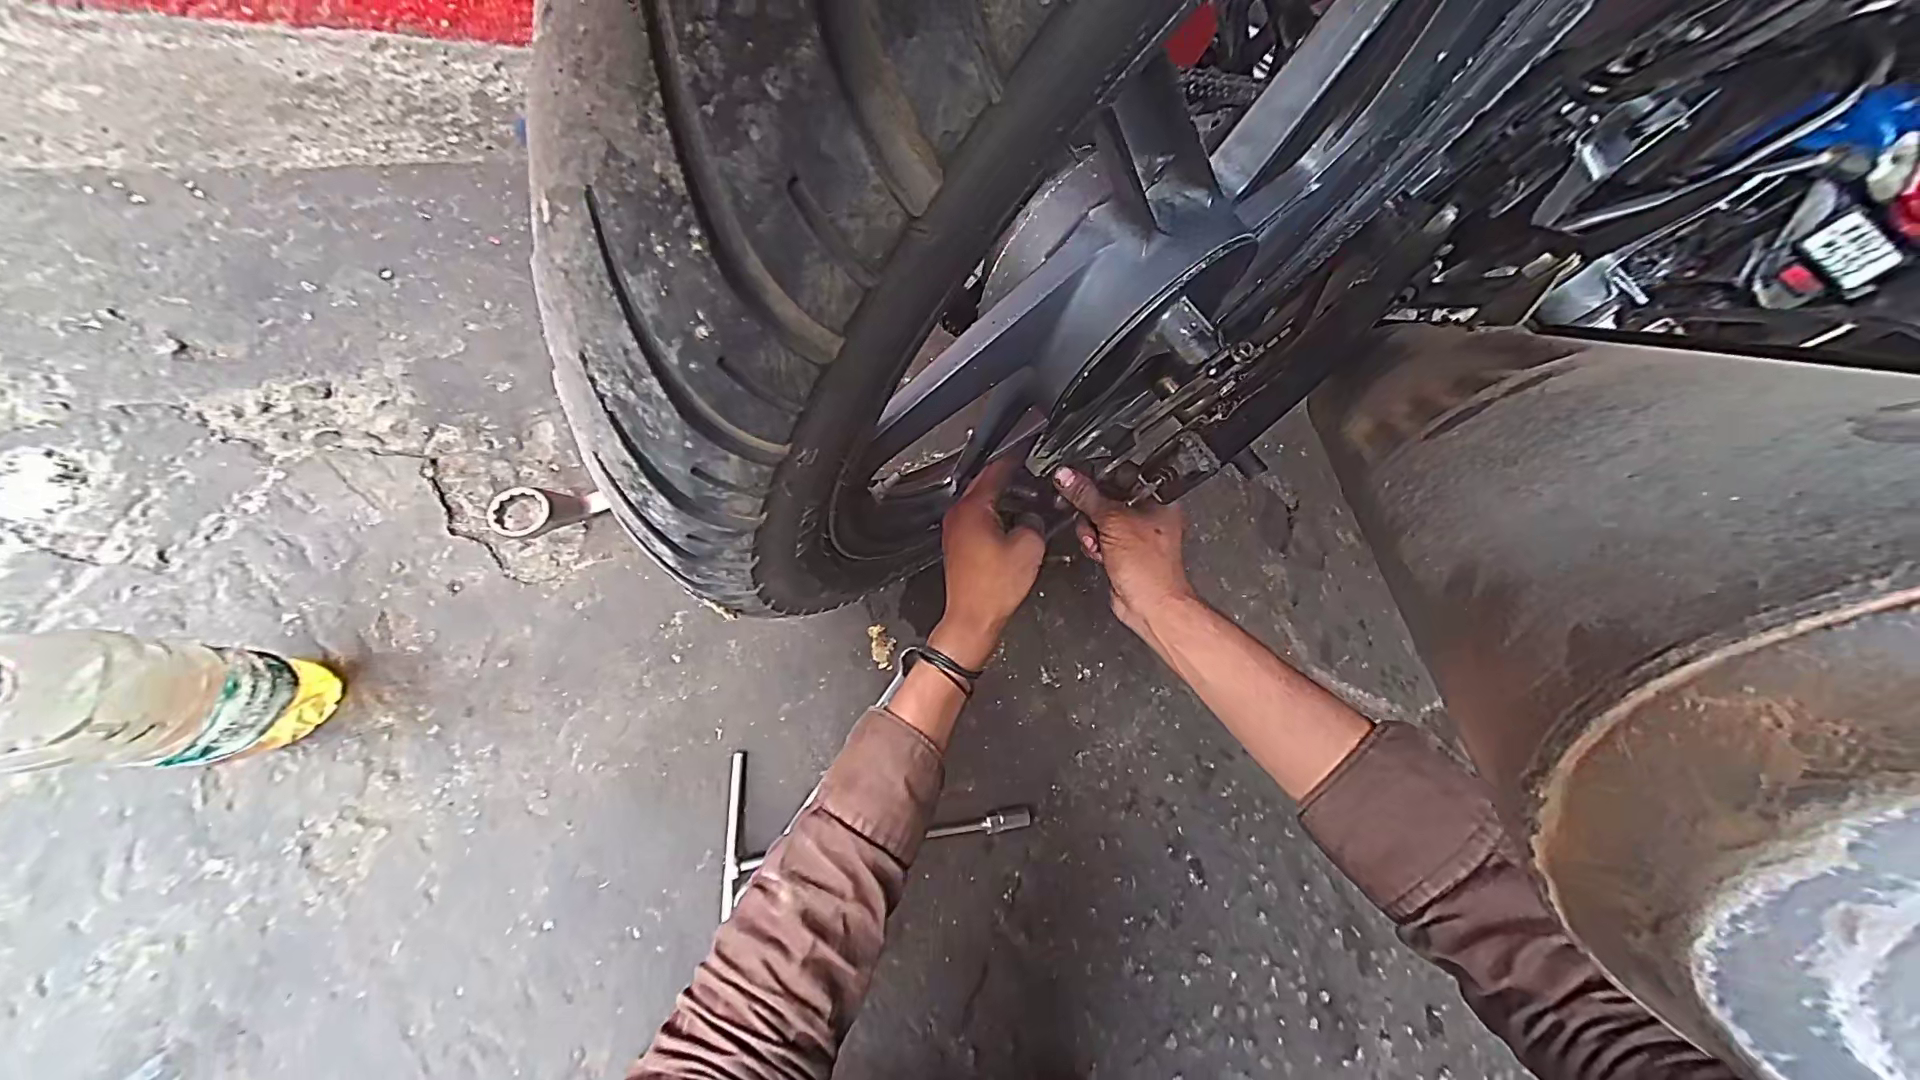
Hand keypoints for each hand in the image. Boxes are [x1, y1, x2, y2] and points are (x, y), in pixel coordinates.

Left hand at [932, 458, 1044, 668]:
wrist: (972, 618)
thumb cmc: (992, 589)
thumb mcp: (1029, 547)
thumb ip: (1035, 521)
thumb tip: (1034, 517)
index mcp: (973, 509)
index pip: (996, 471)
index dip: (1015, 459)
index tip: (1025, 451)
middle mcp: (959, 516)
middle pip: (985, 484)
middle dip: (1009, 478)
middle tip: (1030, 477)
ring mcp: (955, 530)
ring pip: (981, 502)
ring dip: (1002, 499)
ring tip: (1026, 502)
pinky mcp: (958, 545)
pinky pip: (977, 520)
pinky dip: (995, 517)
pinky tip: (1012, 526)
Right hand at [1053, 468, 1193, 635]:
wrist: (1150, 605)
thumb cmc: (1150, 568)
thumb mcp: (1113, 522)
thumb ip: (1087, 497)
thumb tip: (1067, 477)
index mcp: (1157, 498)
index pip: (1121, 474)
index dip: (1099, 477)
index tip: (1079, 483)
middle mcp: (1148, 514)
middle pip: (1106, 498)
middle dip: (1092, 512)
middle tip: (1093, 521)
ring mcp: (1135, 534)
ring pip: (1099, 520)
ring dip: (1091, 532)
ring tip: (1098, 542)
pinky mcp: (1122, 552)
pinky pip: (1098, 539)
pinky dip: (1094, 545)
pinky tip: (1099, 553)